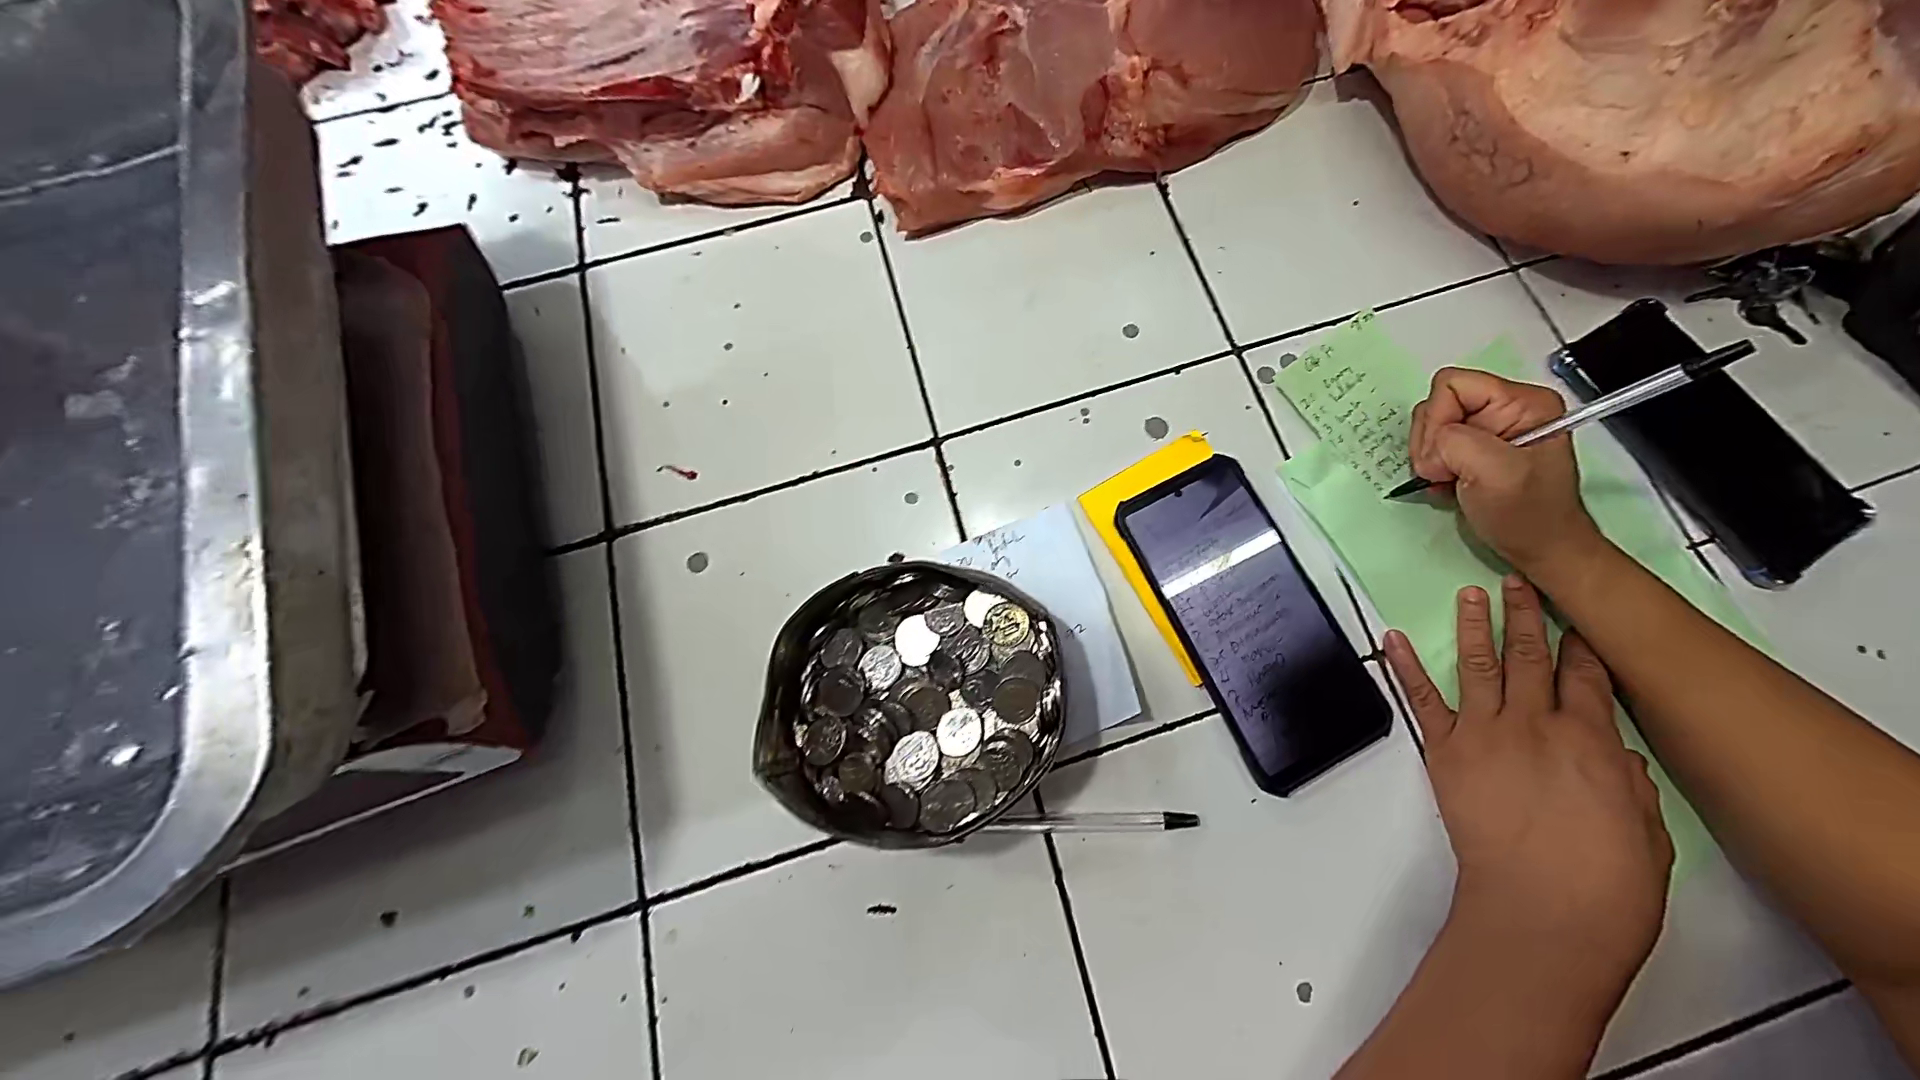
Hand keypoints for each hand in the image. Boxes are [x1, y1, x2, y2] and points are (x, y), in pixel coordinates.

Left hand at [1385, 578, 1671, 1004]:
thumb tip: (1615, 754)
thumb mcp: (1645, 830)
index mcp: (1593, 740)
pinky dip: (1405, 665)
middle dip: (1526, 617)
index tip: (1575, 618)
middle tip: (1518, 581)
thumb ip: (1626, 782)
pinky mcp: (1443, 750)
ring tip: (1469, 592)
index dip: (1580, 645)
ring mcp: (1483, 733)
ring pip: (1478, 665)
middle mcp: (1535, 724)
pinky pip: (1421, 699)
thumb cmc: (1607, 882)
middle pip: (1530, 659)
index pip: (1586, 678)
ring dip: (1473, 625)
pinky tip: (1393, 638)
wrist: (1541, 908)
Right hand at [1408, 368, 1603, 575]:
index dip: (1437, 420)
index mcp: (1521, 402)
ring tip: (1449, 478)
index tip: (1448, 458)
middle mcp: (1503, 407)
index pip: (1451, 385)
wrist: (1538, 547)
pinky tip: (1447, 481)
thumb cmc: (1525, 512)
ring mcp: (1485, 428)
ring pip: (1429, 424)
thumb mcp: (1495, 472)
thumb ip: (1455, 442)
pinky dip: (1429, 465)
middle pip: (1436, 404)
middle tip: (1447, 471)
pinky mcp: (1470, 447)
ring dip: (1427, 455)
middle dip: (1430, 441)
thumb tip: (1431, 445)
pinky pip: (1430, 443)